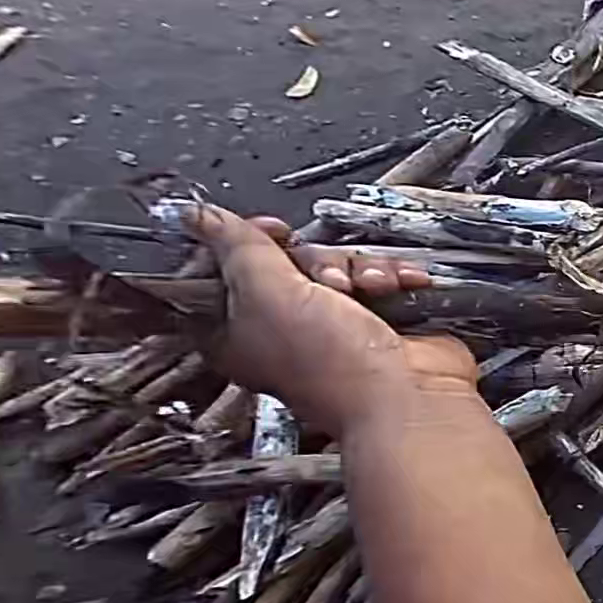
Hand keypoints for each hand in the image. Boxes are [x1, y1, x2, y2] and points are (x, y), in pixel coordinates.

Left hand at [186, 205, 479, 434]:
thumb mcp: (267, 294)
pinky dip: (400, 276)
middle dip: (324, 262)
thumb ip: (237, 246)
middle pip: (299, 261)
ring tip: (378, 289)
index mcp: (241, 327)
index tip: (276, 232)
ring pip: (349, 266)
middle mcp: (292, 323)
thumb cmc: (330, 361)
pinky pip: (388, 277)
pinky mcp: (387, 318)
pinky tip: (405, 285)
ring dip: (368, 269)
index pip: (234, 267)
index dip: (253, 243)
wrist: (407, 390)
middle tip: (334, 282)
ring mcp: (344, 321)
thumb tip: (195, 212)